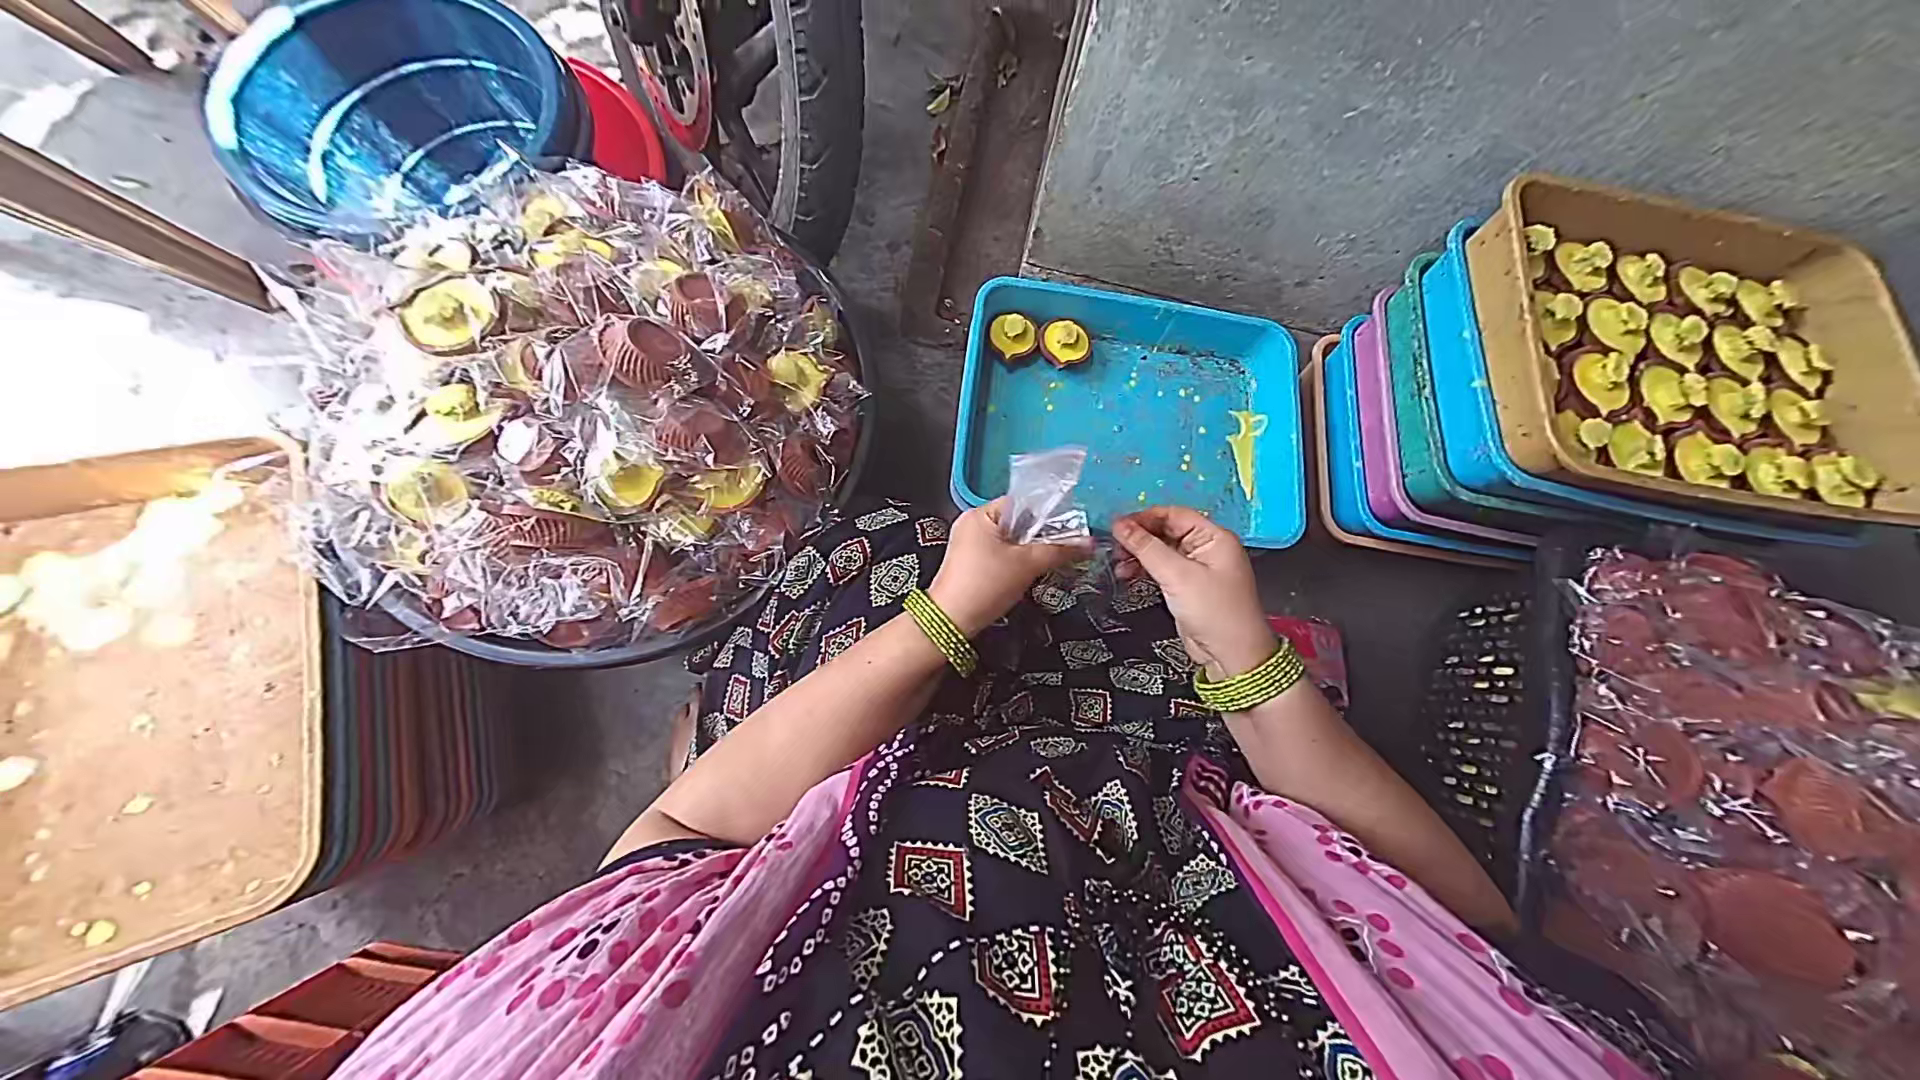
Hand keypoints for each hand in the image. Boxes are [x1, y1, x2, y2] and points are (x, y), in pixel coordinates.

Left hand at [928, 498, 1092, 634]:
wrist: (951, 621)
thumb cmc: (987, 585)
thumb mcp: (1028, 564)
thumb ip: (1060, 550)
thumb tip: (1089, 543)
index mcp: (980, 513)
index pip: (1022, 503)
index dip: (1047, 514)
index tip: (1070, 529)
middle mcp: (971, 523)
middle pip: (1016, 522)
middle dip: (1040, 536)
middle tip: (1063, 548)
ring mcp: (968, 544)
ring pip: (1010, 540)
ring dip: (1029, 551)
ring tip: (1049, 561)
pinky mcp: (969, 563)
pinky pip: (999, 554)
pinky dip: (1015, 561)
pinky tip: (1028, 573)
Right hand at [1111, 506, 1276, 679]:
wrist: (1231, 655)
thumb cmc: (1215, 612)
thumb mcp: (1177, 575)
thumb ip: (1146, 547)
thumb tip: (1120, 525)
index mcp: (1213, 537)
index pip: (1174, 514)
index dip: (1144, 517)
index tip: (1118, 525)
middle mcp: (1206, 548)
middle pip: (1165, 531)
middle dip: (1138, 537)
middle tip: (1114, 545)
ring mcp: (1196, 568)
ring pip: (1160, 550)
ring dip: (1137, 554)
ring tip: (1117, 563)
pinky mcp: (1186, 585)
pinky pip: (1160, 568)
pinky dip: (1143, 569)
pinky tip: (1127, 574)